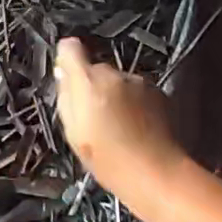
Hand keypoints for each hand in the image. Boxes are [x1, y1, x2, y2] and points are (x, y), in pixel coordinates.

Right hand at [54, 37, 183, 192]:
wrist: (156, 174)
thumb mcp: (72, 131)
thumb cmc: (108, 159)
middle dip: (93, 87)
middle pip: (96, 70)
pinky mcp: (158, 92)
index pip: (70, 48)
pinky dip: (133, 103)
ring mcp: (139, 82)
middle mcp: (114, 75)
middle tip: (93, 117)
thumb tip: (63, 74)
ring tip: (117, 127)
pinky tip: (135, 128)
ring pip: (118, 82)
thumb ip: (65, 95)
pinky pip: (137, 91)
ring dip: (114, 96)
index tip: (67, 74)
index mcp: (88, 82)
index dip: (67, 59)